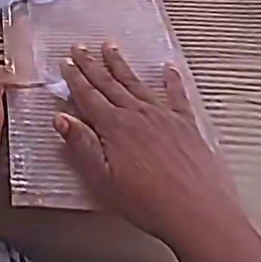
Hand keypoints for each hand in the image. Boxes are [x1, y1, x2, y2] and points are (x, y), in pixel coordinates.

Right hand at [57, 44, 240, 251]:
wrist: (199, 215)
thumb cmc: (148, 203)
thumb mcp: (104, 180)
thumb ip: (82, 146)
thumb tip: (60, 118)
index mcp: (114, 126)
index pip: (88, 95)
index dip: (75, 77)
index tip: (66, 61)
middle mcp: (136, 114)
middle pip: (108, 83)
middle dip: (91, 64)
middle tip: (80, 46)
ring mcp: (163, 116)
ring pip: (135, 83)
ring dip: (120, 64)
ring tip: (110, 46)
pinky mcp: (187, 125)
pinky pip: (176, 96)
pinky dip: (172, 80)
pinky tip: (168, 67)